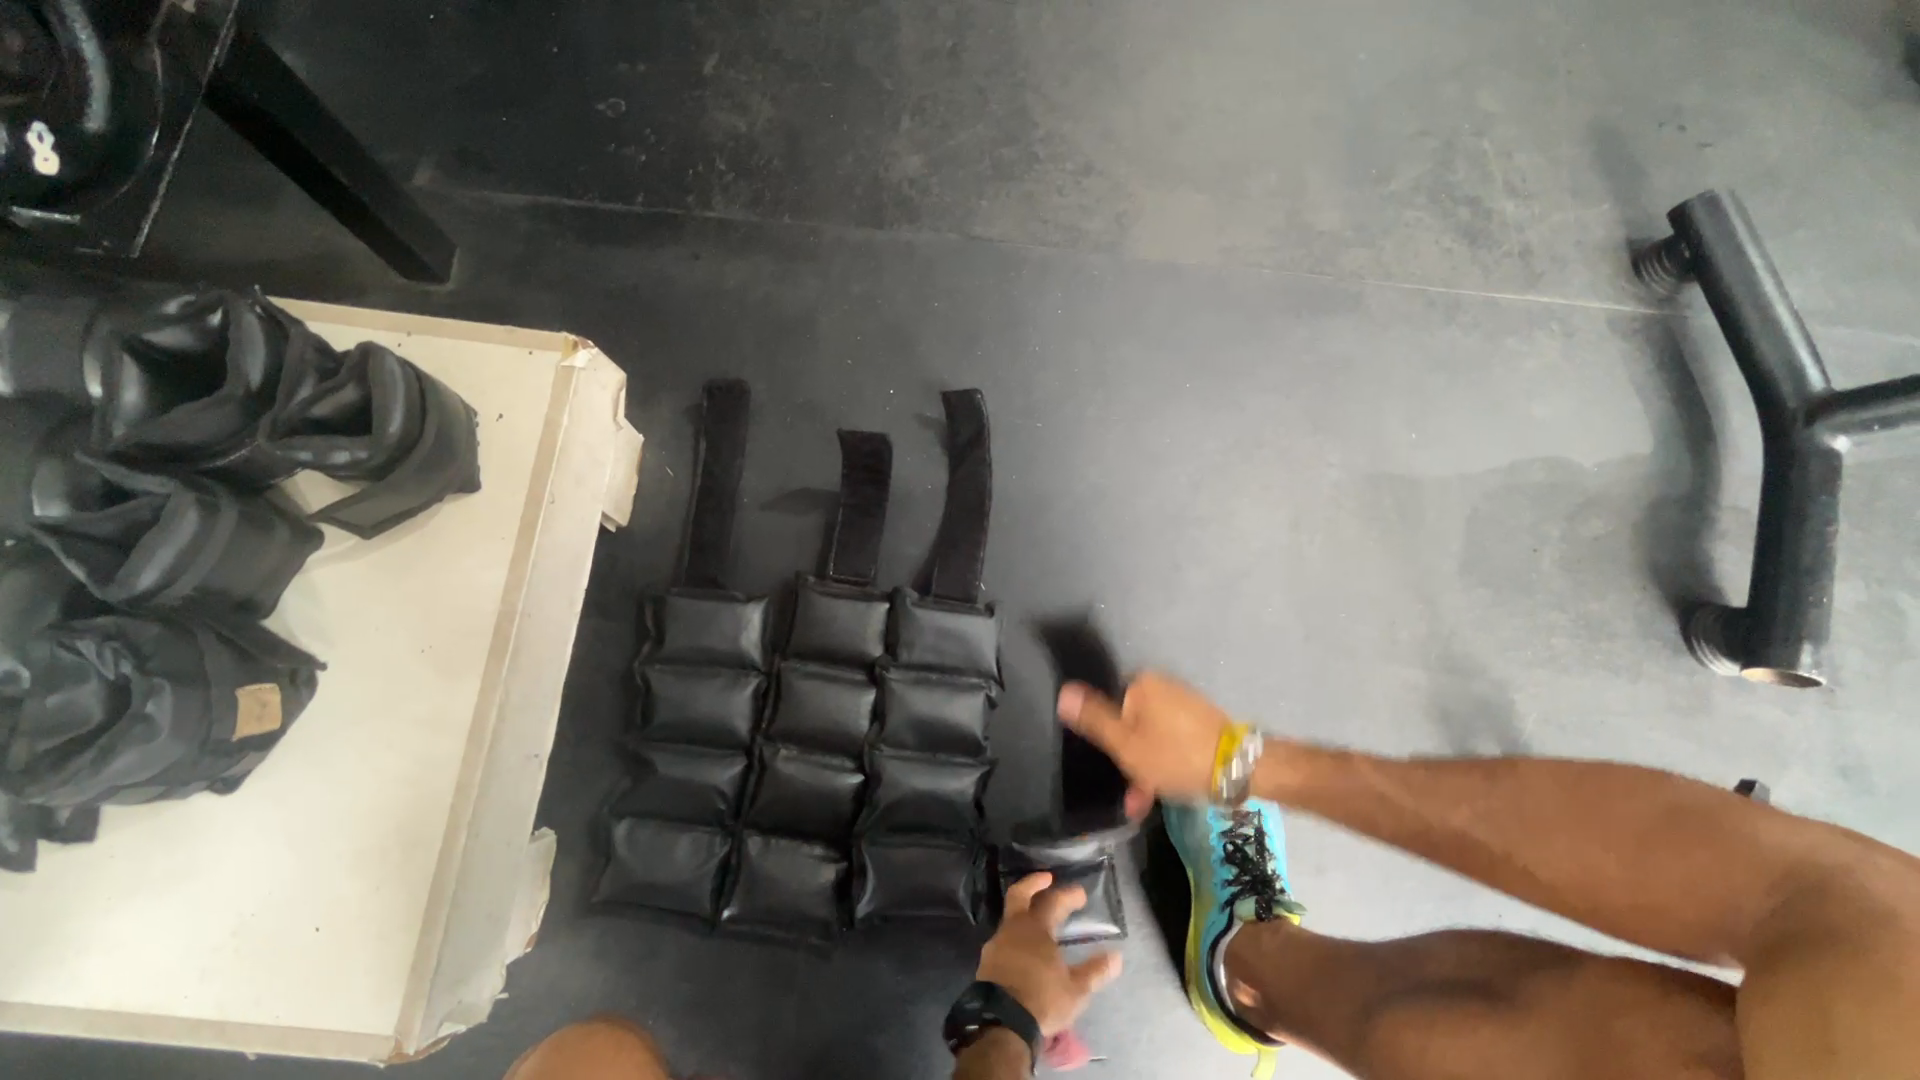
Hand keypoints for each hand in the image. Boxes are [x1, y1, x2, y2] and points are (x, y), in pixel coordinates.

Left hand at [977, 873, 1122, 1036]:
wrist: (1001, 1022)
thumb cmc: (1042, 1000)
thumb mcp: (1076, 990)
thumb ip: (1095, 971)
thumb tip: (1116, 956)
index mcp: (1036, 929)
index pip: (1053, 902)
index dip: (1068, 895)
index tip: (1081, 893)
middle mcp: (1014, 928)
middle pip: (1019, 894)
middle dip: (1034, 883)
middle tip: (1047, 878)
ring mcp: (997, 943)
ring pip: (1010, 917)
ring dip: (1024, 911)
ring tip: (1037, 918)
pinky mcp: (988, 960)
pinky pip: (1003, 937)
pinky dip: (1015, 933)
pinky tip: (1023, 947)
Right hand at [1057, 672, 1231, 813]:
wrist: (1240, 771)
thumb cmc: (1176, 756)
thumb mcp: (1126, 744)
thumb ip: (1094, 719)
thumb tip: (1064, 691)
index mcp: (1142, 684)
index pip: (1109, 705)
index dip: (1106, 738)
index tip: (1111, 765)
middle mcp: (1163, 686)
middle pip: (1130, 723)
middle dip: (1128, 758)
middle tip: (1132, 791)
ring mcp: (1184, 704)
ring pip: (1150, 736)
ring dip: (1144, 767)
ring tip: (1144, 800)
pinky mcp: (1200, 723)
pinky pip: (1170, 741)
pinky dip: (1164, 762)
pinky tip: (1163, 789)